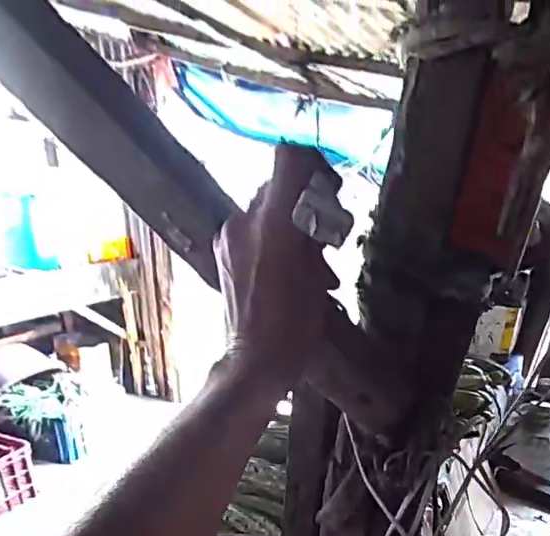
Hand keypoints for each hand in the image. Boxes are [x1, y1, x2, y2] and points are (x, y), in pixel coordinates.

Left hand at [216, 142, 340, 387]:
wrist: (255, 362)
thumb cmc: (293, 330)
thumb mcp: (315, 280)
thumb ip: (313, 235)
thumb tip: (316, 206)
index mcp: (271, 225)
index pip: (287, 160)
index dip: (311, 164)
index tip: (328, 187)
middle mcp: (242, 222)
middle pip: (276, 187)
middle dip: (302, 205)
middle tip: (325, 237)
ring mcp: (227, 238)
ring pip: (264, 211)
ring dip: (289, 228)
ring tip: (312, 266)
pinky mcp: (222, 254)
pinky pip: (250, 232)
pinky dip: (272, 241)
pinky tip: (288, 271)